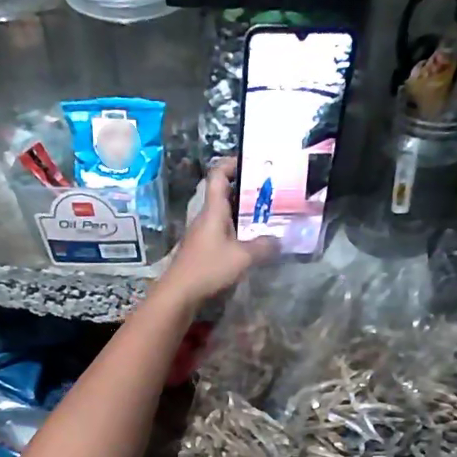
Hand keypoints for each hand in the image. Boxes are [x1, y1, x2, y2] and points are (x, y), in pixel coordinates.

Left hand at [156, 160, 278, 304]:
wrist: (178, 293)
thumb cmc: (208, 268)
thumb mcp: (242, 257)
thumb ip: (263, 246)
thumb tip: (279, 240)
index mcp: (213, 210)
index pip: (218, 174)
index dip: (232, 163)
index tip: (253, 162)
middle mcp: (205, 217)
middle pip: (224, 194)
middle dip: (247, 191)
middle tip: (271, 192)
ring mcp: (202, 233)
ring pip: (224, 215)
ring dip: (243, 214)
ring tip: (267, 217)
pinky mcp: (201, 249)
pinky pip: (222, 233)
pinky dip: (237, 232)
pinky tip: (251, 243)